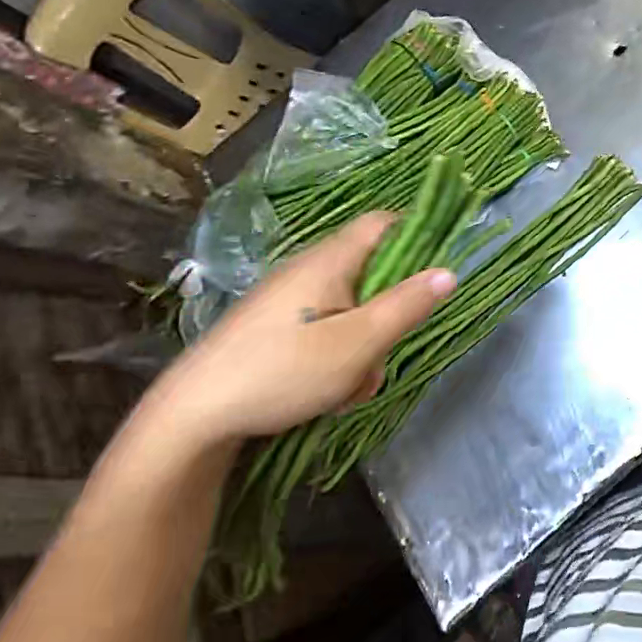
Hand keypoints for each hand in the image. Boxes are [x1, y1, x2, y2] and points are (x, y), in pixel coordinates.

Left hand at [141, 213, 455, 448]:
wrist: (193, 418)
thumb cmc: (283, 371)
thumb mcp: (359, 342)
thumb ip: (406, 306)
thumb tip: (449, 272)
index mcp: (330, 262)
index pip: (383, 223)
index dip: (416, 235)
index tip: (435, 270)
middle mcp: (309, 271)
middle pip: (372, 275)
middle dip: (389, 315)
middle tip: (385, 351)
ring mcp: (289, 300)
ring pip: (352, 310)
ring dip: (364, 345)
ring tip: (350, 386)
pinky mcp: (276, 328)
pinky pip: (326, 330)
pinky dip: (339, 356)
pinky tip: (328, 392)